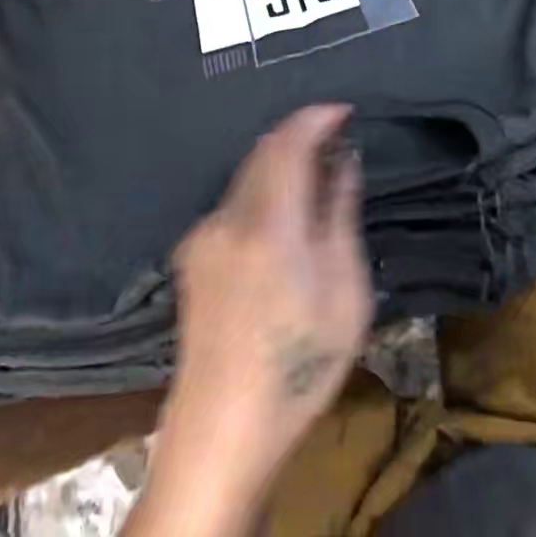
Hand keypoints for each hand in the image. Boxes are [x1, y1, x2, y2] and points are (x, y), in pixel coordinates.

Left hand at [159, 104, 373, 500]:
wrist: (221, 426)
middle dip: (298, 136)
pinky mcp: (191, 255)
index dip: (315, 117)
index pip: (287, 143)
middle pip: (261, 152)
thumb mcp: (343, 295)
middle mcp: (226, 218)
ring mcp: (202, 236)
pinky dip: (261, 192)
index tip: (342, 110)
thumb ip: (339, 216)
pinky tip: (282, 217)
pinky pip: (232, 204)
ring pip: (245, 176)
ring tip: (315, 176)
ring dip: (279, 164)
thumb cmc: (298, 366)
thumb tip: (344, 162)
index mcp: (268, 225)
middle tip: (335, 140)